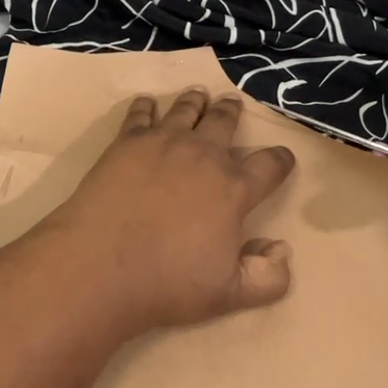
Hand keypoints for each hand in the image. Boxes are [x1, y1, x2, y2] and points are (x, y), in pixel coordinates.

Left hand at [41, 87, 296, 330]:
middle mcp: (203, 155)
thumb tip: (283, 249)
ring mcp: (164, 142)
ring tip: (198, 93)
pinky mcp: (128, 141)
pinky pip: (141, 113)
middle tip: (232, 102)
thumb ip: (268, 277)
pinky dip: (146, 105)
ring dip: (195, 101)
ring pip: (186, 110)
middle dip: (232, 111)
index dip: (280, 159)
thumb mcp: (230, 294)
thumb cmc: (169, 283)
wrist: (104, 264)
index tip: (282, 157)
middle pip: (224, 122)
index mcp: (233, 189)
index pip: (269, 165)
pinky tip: (147, 102)